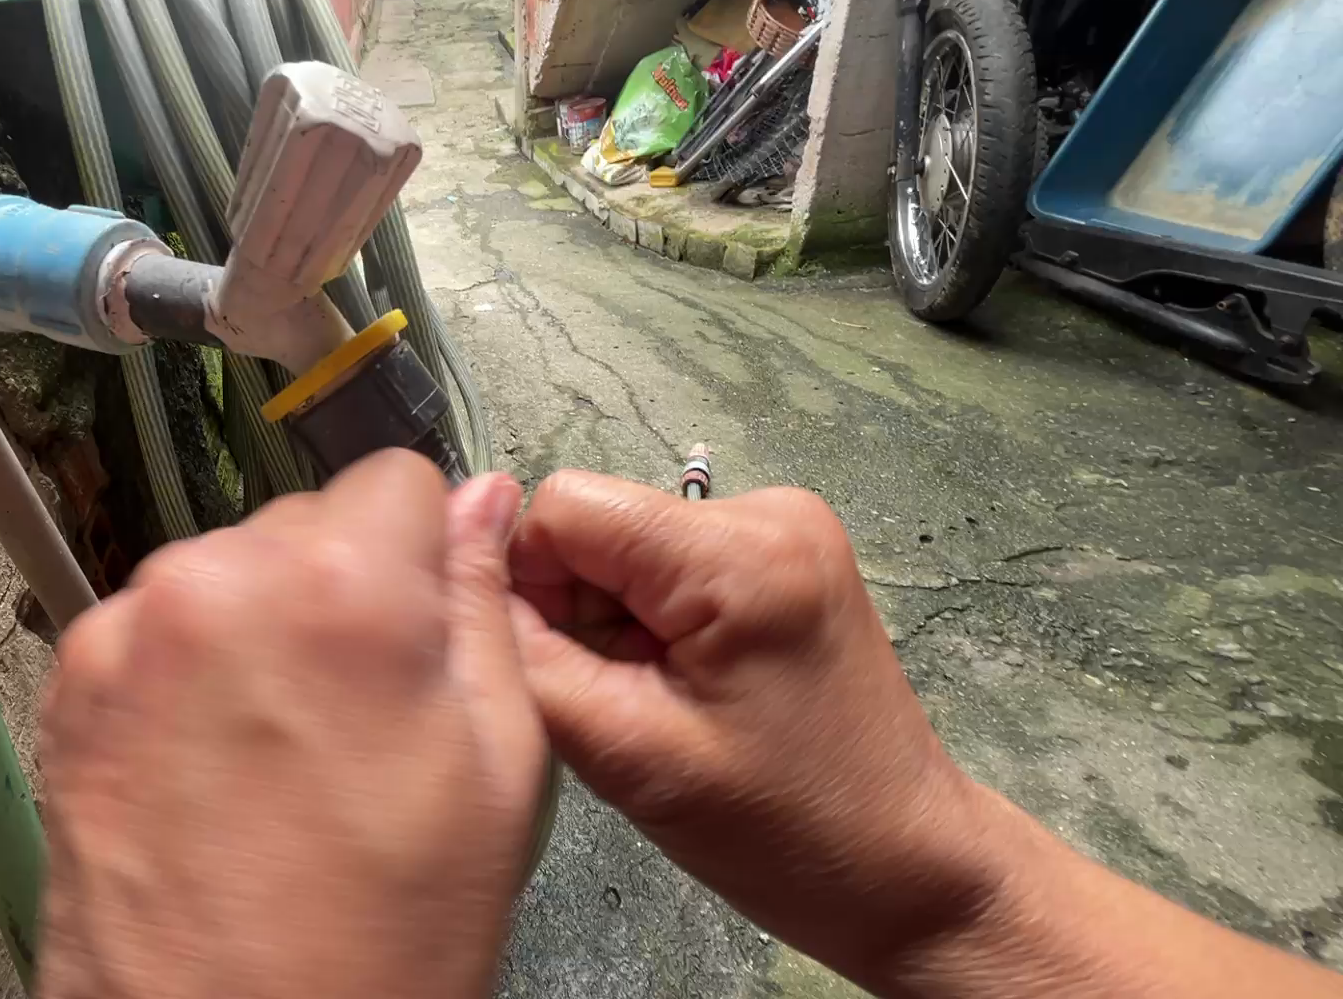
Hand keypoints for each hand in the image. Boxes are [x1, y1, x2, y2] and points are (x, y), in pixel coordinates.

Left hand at [36, 452, 547, 998]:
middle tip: (349, 695)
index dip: (421, 544)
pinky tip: (208, 744)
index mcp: (345, 583)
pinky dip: (193, 652)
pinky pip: (163, 613)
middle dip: (342, 579)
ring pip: (236, 561)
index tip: (412, 618)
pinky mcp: (73, 670)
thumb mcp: (495, 756)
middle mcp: (224, 572)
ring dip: (265, 614)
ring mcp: (133, 618)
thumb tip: (485, 496)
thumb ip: (483, 599)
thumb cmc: (394, 917)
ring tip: (276, 730)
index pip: (398, 476)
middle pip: (310, 519)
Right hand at [507, 471, 1004, 988]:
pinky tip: (671, 671)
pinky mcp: (775, 548)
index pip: (563, 507)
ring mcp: (776, 522)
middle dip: (572, 600)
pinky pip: (657, 555)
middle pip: (593, 520)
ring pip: (618, 539)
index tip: (553, 658)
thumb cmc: (778, 829)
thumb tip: (467, 583)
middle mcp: (762, 507)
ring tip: (644, 687)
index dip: (530, 576)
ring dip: (604, 611)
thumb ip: (526, 655)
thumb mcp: (623, 750)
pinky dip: (639, 611)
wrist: (911, 871)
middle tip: (607, 688)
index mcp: (735, 552)